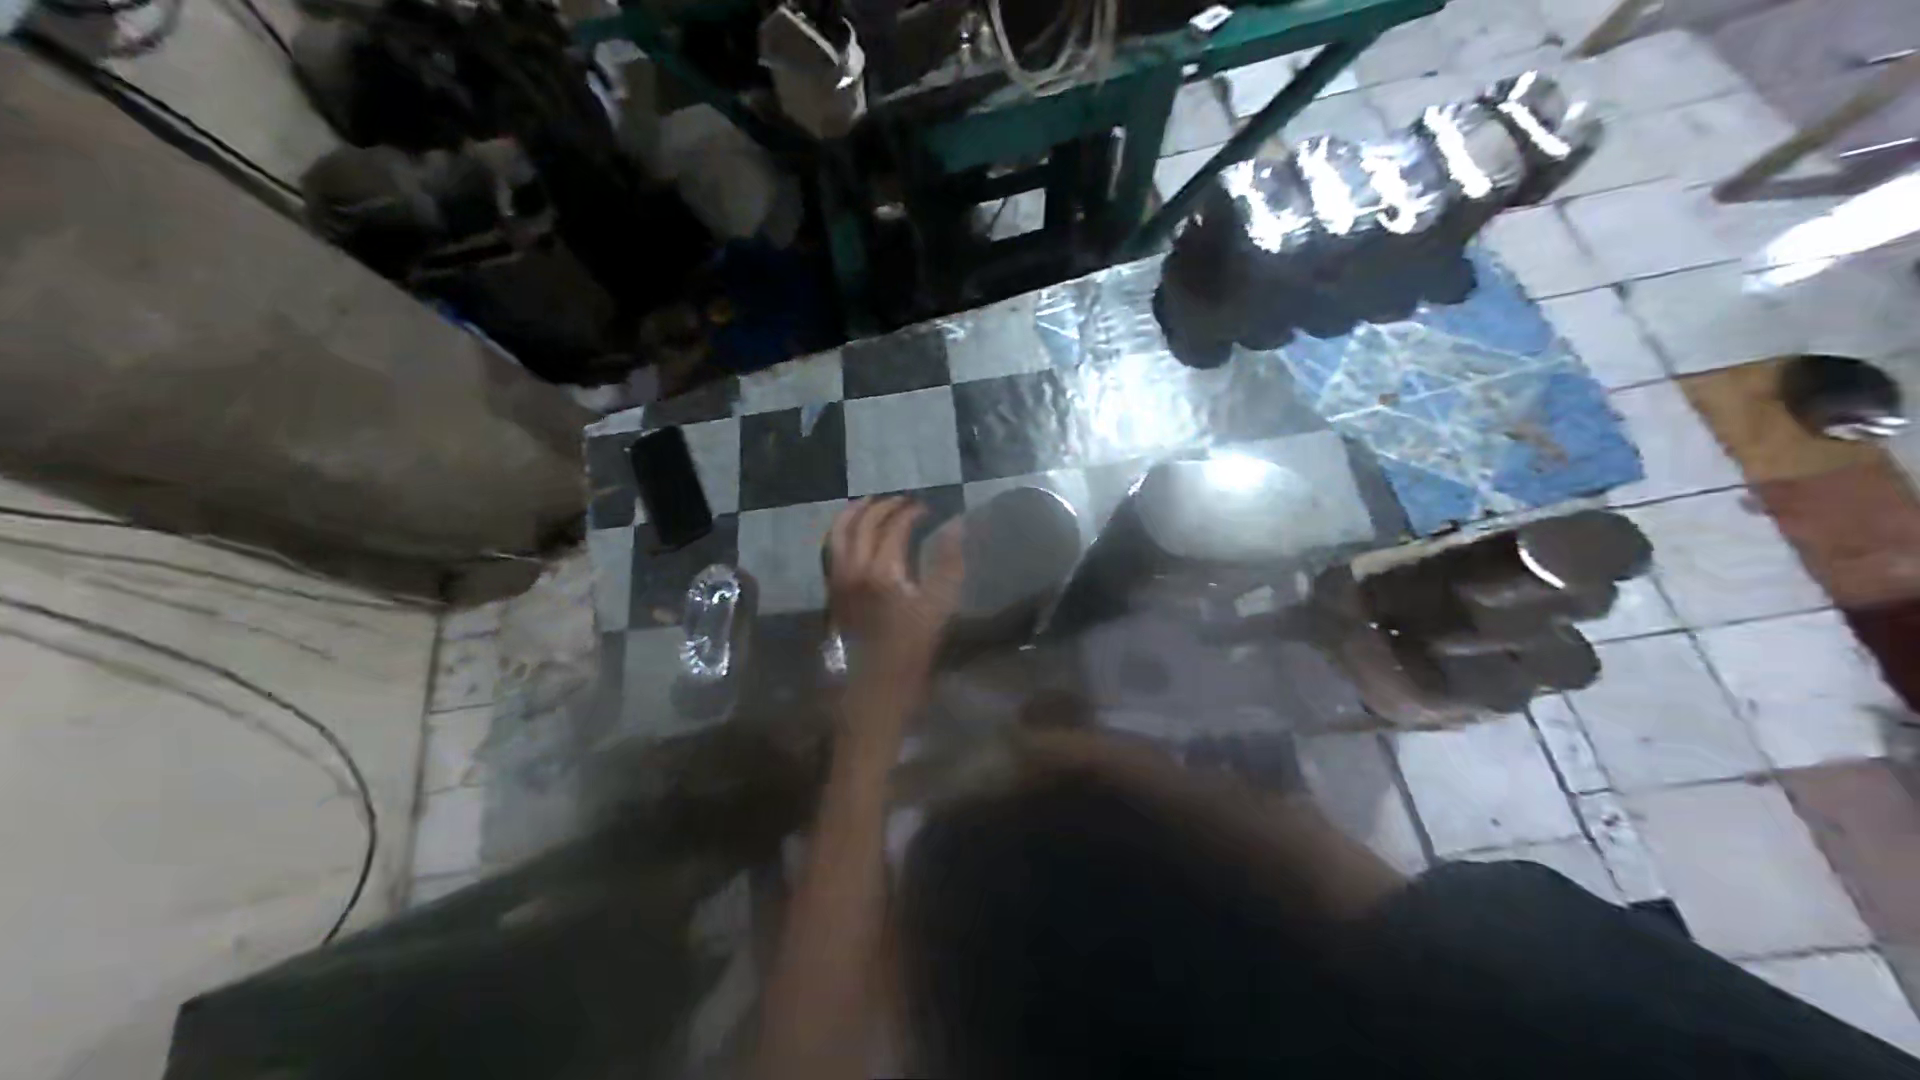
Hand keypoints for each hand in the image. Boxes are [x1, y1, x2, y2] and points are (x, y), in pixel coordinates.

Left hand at [826, 497, 963, 677]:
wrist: (873, 692)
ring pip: (839, 533)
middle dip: (884, 506)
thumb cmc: (912, 653)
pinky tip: (854, 533)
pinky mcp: (831, 592)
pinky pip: (831, 551)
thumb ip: (948, 564)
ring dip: (855, 513)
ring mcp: (837, 580)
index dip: (912, 513)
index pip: (896, 527)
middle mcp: (854, 568)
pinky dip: (841, 532)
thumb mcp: (939, 608)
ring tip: (871, 503)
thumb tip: (955, 525)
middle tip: (903, 501)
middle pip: (864, 523)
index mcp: (882, 571)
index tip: (928, 509)